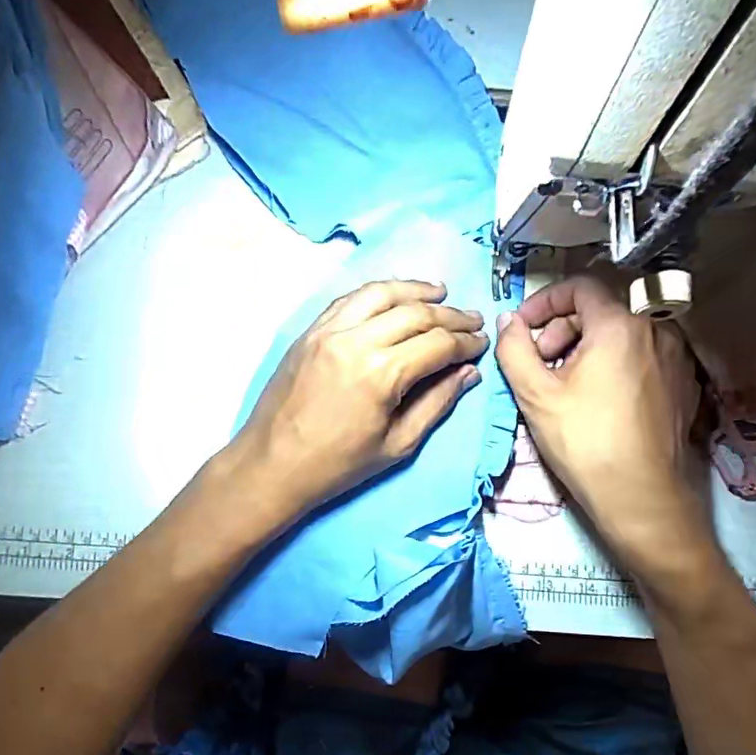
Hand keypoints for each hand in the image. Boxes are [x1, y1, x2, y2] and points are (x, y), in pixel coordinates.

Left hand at [227, 280, 487, 520]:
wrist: (272, 464)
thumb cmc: (339, 464)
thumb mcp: (398, 444)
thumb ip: (437, 403)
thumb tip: (468, 373)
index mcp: (382, 374)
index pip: (437, 344)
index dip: (466, 342)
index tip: (483, 342)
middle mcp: (357, 341)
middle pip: (415, 313)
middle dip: (451, 315)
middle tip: (473, 319)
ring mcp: (329, 330)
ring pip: (381, 294)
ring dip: (416, 290)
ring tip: (440, 292)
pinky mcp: (310, 330)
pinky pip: (350, 299)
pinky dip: (378, 293)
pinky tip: (395, 296)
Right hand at [495, 276, 708, 566]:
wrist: (642, 496)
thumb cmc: (585, 443)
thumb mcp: (536, 395)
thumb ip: (514, 348)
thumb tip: (509, 321)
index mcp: (621, 323)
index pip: (580, 287)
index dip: (545, 301)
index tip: (525, 327)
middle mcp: (657, 330)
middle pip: (603, 311)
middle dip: (564, 330)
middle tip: (542, 365)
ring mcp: (677, 358)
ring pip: (625, 335)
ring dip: (590, 348)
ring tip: (569, 385)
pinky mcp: (685, 385)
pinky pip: (645, 358)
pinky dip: (618, 365)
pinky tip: (602, 400)